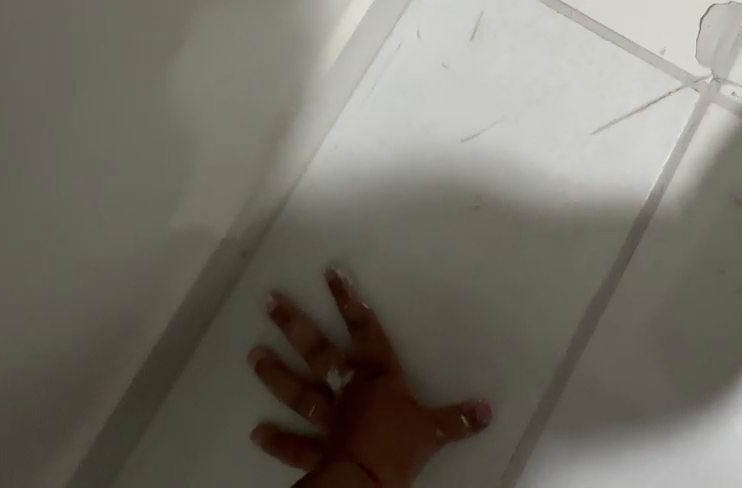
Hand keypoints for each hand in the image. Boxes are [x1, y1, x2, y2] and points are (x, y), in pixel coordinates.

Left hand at [249, 268, 492, 486]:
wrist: (366, 482)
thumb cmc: (398, 447)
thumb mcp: (433, 431)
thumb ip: (457, 418)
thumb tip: (488, 409)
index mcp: (377, 376)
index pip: (364, 329)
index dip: (349, 301)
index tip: (331, 274)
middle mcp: (348, 390)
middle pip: (318, 352)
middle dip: (295, 326)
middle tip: (270, 302)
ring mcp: (327, 419)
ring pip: (299, 391)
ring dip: (276, 374)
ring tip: (253, 355)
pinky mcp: (317, 452)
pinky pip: (295, 445)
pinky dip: (277, 440)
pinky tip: (257, 433)